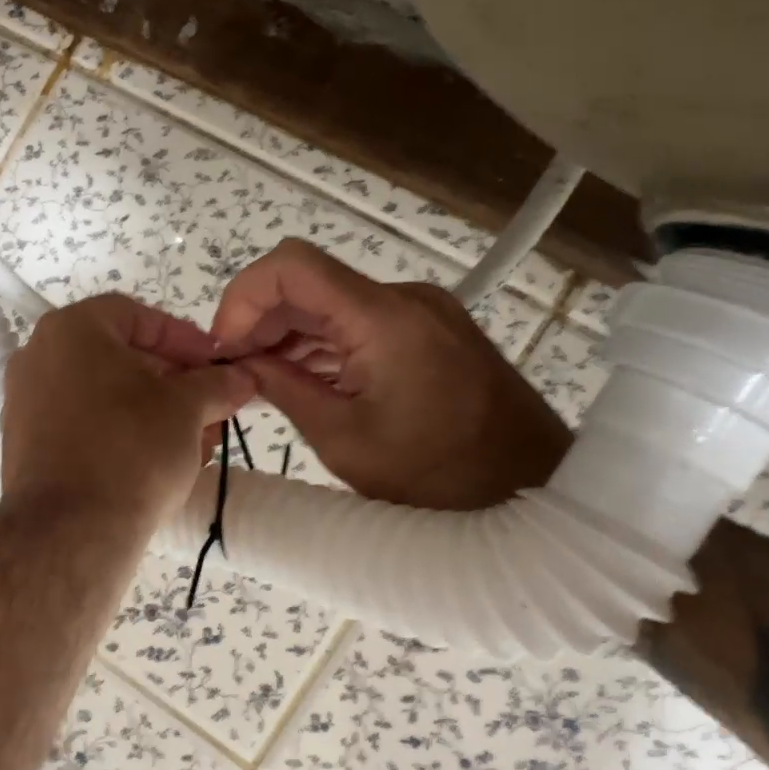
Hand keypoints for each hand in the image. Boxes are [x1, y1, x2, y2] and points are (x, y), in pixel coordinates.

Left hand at [1, 294, 258, 529]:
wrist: (69, 529)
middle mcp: (37, 354)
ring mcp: (24, 398)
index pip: (135, 315)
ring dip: (150, 408)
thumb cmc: (131, 449)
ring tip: (194, 439)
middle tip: (211, 404)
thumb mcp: (186, 409)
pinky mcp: (23, 440)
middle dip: (170, 378)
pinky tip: (155, 459)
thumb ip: (216, 383)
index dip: (183, 338)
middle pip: (115, 353)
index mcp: (70, 328)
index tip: (218, 363)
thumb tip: (241, 376)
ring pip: (99, 391)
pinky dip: (118, 429)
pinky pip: (79, 421)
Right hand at [212, 238, 573, 510]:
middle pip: (306, 283)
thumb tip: (235, 362)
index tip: (225, 345)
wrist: (544, 503)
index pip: (290, 266)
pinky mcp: (431, 330)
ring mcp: (421, 312)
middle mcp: (403, 299)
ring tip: (259, 379)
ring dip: (287, 333)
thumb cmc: (439, 479)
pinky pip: (358, 321)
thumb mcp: (342, 440)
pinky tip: (300, 378)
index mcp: (383, 318)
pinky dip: (321, 343)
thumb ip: (281, 388)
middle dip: (258, 320)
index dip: (243, 296)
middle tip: (232, 369)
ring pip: (328, 302)